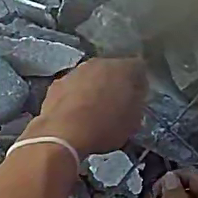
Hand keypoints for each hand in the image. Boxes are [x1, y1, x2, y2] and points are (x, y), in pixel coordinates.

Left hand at [27, 57, 148, 155]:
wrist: (63, 134)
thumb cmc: (105, 127)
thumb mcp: (133, 121)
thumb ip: (137, 103)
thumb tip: (134, 96)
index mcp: (123, 69)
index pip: (139, 67)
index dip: (140, 83)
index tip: (138, 98)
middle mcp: (99, 63)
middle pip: (112, 69)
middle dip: (115, 83)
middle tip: (116, 104)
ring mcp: (75, 71)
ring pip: (91, 77)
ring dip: (94, 88)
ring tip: (94, 110)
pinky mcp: (57, 84)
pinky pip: (73, 87)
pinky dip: (76, 96)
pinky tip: (75, 113)